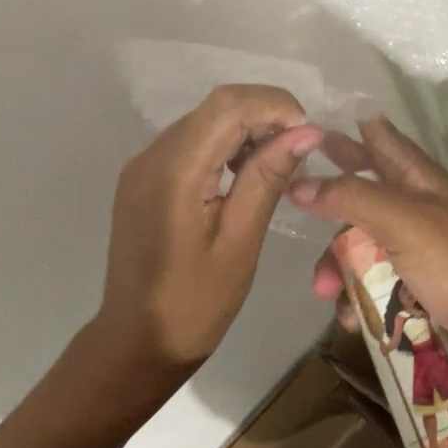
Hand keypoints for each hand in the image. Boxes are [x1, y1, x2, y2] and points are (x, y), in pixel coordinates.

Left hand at [90, 85, 321, 390]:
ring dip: (248, 128)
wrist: (137, 342)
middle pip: (216, 106)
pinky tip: (248, 174)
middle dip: (266, 115)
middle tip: (302, 150)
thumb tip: (307, 131)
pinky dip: (227, 144)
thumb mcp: (241, 241)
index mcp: (174, 172)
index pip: (228, 105)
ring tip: (280, 164)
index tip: (310, 134)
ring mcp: (144, 165)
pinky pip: (193, 141)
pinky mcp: (145, 178)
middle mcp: (151, 156)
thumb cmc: (196, 302)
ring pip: (206, 120)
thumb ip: (268, 177)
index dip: (275, 105)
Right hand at [291, 116, 447, 366]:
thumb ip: (352, 198)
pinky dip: (361, 301)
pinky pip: (380, 290)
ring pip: (367, 250)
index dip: (355, 132)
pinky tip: (351, 320)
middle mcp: (423, 212)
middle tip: (296, 207)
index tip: (317, 129)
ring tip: (325, 292)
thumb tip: (300, 180)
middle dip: (333, 211)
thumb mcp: (404, 222)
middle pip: (367, 199)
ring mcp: (424, 256)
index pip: (384, 144)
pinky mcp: (424, 295)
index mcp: (423, 183)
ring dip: (341, 268)